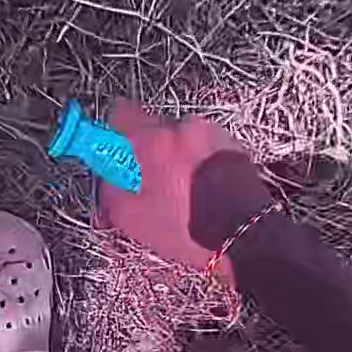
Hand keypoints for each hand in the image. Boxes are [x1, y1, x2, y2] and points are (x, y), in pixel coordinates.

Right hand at [103, 101, 272, 279]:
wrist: (244, 235)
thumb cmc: (191, 228)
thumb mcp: (133, 219)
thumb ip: (112, 192)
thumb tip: (107, 182)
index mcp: (155, 141)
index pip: (121, 115)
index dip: (111, 134)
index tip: (109, 150)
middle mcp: (185, 129)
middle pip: (154, 132)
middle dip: (147, 157)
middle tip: (145, 188)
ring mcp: (213, 136)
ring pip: (182, 143)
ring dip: (175, 163)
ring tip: (177, 199)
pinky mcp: (234, 149)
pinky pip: (205, 153)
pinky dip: (198, 169)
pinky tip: (198, 197)